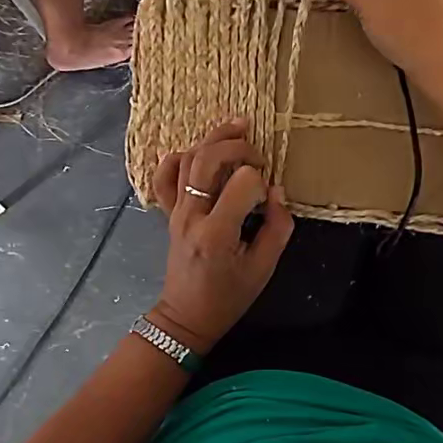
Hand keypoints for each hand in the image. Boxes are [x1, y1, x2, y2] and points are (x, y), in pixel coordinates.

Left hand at [148, 119, 294, 352]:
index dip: (262, 184)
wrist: (187, 316)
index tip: (269, 201)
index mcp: (217, 232)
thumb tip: (276, 192)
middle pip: (208, 159)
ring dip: (213, 138)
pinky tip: (197, 152)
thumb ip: (277, 227)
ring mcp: (175, 211)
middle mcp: (191, 215)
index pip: (242, 183)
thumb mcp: (264, 268)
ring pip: (188, 159)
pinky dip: (179, 157)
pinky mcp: (168, 212)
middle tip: (259, 154)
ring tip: (237, 126)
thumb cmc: (229, 296)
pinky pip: (165, 175)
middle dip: (238, 147)